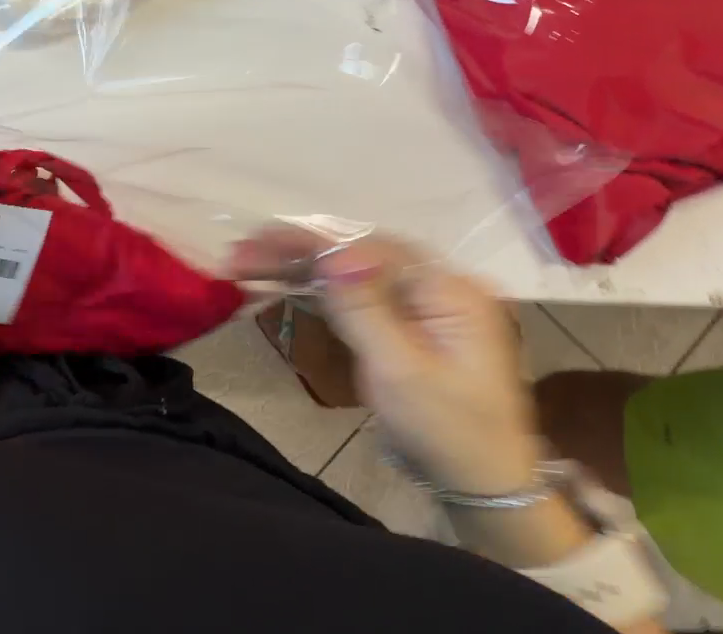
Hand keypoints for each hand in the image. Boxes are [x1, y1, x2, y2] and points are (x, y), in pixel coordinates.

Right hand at [232, 229, 541, 494]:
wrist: (481, 480)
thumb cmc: (444, 428)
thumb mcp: (399, 370)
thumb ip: (364, 307)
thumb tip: (334, 254)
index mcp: (449, 291)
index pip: (370, 247)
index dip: (311, 242)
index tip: (258, 243)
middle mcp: (437, 284)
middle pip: (356, 250)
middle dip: (296, 248)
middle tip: (240, 252)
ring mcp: (421, 300)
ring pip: (349, 267)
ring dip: (297, 263)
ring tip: (245, 262)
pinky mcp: (404, 317)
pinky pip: (353, 288)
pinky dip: (313, 282)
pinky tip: (277, 278)